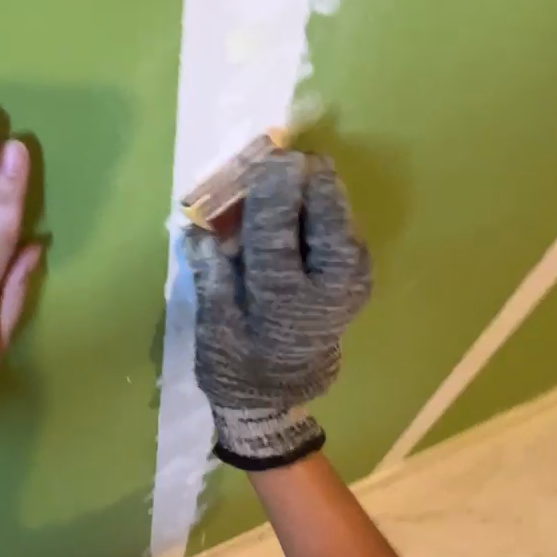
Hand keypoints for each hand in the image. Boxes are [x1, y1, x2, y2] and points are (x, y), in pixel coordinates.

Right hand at [187, 150, 370, 469]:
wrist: (275, 401)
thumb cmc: (236, 366)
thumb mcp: (213, 327)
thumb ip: (211, 273)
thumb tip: (199, 228)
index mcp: (284, 299)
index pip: (277, 229)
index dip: (268, 188)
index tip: (261, 155)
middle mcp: (328, 287)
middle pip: (326, 212)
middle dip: (304, 179)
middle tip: (280, 158)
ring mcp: (350, 283)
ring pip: (340, 216)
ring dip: (314, 191)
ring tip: (288, 177)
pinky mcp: (356, 280)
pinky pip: (342, 230)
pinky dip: (321, 210)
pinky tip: (299, 206)